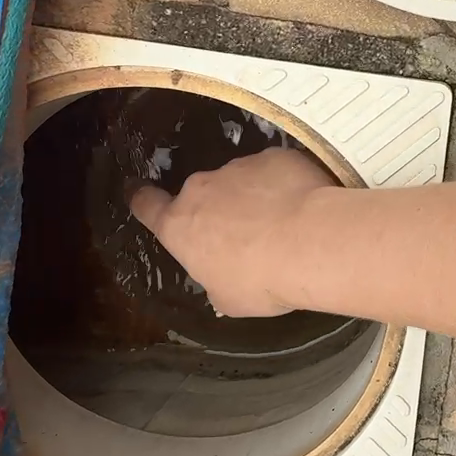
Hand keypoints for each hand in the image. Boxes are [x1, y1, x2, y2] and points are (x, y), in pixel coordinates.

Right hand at [130, 147, 340, 317]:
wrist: (311, 243)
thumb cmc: (264, 280)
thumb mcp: (230, 298)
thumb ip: (217, 282)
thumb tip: (222, 280)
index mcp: (180, 226)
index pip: (147, 205)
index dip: (146, 201)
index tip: (145, 196)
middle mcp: (202, 189)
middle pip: (203, 194)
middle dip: (223, 208)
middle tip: (253, 232)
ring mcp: (239, 167)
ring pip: (242, 180)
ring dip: (258, 196)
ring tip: (288, 222)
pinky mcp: (275, 157)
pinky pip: (276, 169)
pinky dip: (287, 183)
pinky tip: (306, 204)